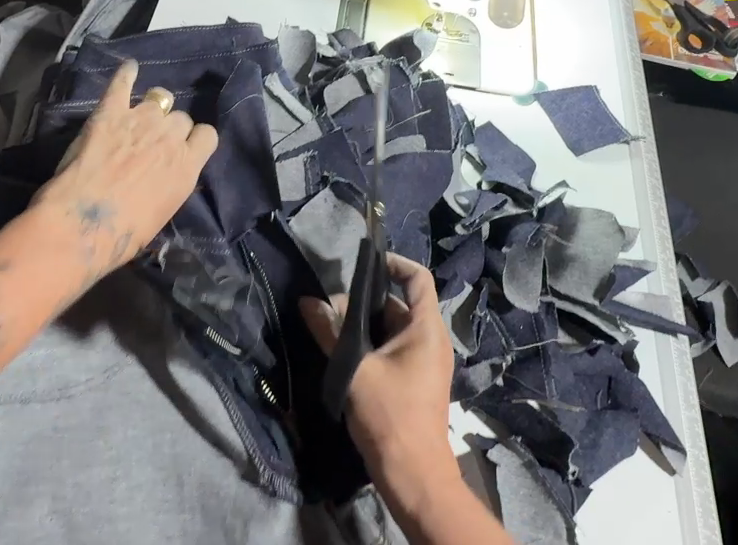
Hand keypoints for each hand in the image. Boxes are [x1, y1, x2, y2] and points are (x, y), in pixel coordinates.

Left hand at [34, 59, 217, 278]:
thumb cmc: (125, 233)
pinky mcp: (109, 113)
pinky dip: (126, 74)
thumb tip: (169, 175)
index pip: (206, 135)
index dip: (194, 140)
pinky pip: (121, 84)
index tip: (184, 148)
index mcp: (187, 166)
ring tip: (140, 116)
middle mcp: (169, 136)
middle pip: (180, 118)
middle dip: (170, 127)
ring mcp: (139, 120)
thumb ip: (173, 183)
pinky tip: (129, 68)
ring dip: (153, 106)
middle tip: (152, 142)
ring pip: (158, 97)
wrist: (85, 224)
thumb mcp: (164, 212)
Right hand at [300, 252, 456, 499]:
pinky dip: (369, 346)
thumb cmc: (390, 415)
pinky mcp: (415, 381)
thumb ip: (329, 331)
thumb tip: (307, 301)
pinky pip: (392, 349)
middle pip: (396, 304)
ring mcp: (424, 362)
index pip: (417, 278)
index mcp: (426, 329)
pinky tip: (342, 357)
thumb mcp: (354, 368)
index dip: (393, 263)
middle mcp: (430, 340)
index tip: (363, 264)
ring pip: (390, 328)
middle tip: (328, 315)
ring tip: (329, 336)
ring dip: (361, 327)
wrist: (413, 475)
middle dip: (361, 303)